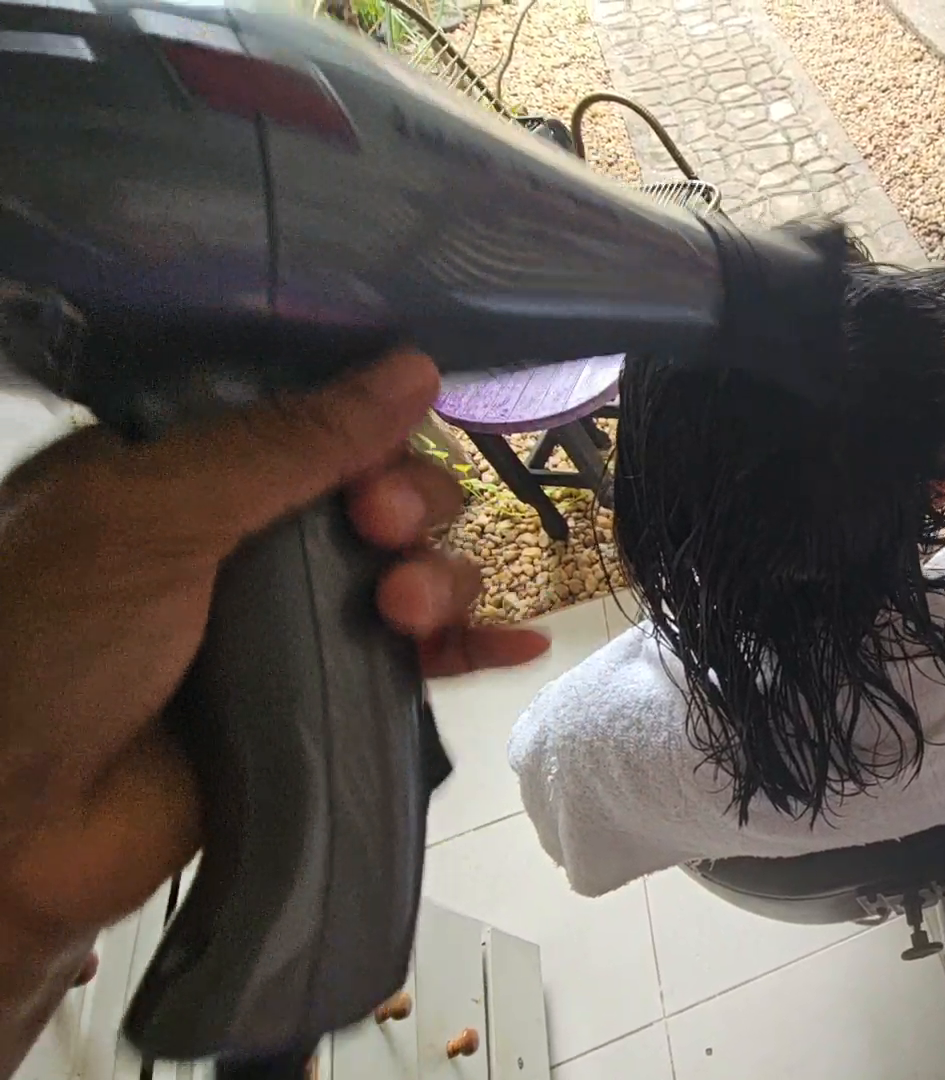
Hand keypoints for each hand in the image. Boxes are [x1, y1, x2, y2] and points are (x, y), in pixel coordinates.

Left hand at [0, 350, 548, 1053]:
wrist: (4, 837)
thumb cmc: (43, 651)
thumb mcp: (151, 520)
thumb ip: (288, 445)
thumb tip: (418, 368)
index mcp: (207, 482)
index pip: (337, 435)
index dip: (377, 447)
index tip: (370, 478)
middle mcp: (271, 543)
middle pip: (400, 502)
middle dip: (413, 517)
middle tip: (384, 543)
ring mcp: (314, 619)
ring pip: (430, 574)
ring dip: (445, 586)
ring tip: (408, 619)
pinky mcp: (347, 688)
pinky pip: (440, 656)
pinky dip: (484, 645)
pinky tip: (522, 645)